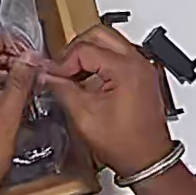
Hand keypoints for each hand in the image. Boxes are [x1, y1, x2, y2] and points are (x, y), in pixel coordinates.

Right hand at [41, 26, 174, 177]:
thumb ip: (63, 90)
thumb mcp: (85, 117)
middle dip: (76, 50)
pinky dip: (101, 60)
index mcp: (125, 68)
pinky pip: (119, 53)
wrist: (148, 161)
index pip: (84, 48)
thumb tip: (47, 75)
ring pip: (109, 40)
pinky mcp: (143, 73)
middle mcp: (137, 61)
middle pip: (98, 34)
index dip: (63, 62)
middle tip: (63, 69)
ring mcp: (143, 65)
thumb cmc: (126, 144)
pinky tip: (90, 79)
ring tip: (74, 74)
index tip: (52, 75)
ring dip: (89, 53)